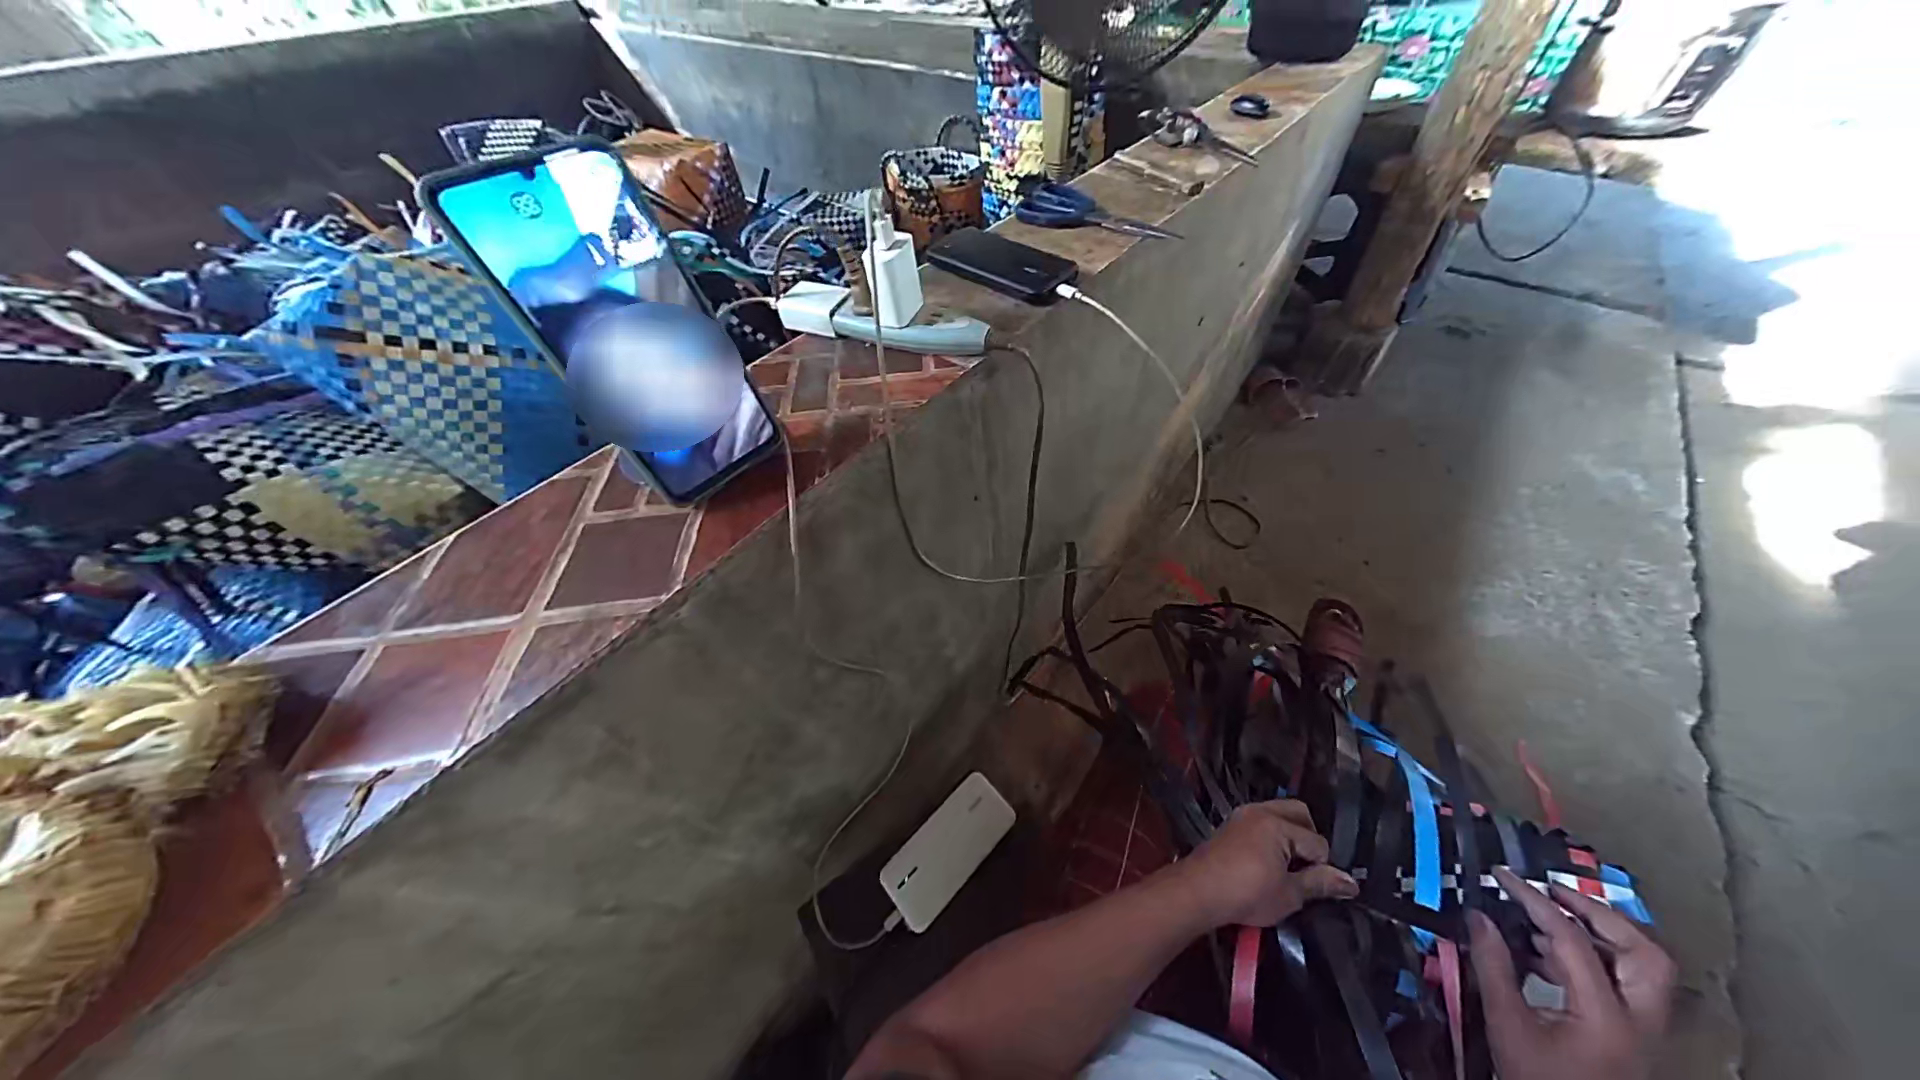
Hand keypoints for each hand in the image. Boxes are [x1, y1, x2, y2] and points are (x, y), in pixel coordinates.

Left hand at [1172, 800, 1356, 927]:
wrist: (1199, 891)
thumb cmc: (1247, 893)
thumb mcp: (1290, 894)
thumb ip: (1320, 883)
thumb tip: (1351, 883)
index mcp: (1276, 824)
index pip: (1317, 842)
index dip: (1322, 867)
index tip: (1315, 887)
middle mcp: (1259, 811)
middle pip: (1299, 813)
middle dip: (1310, 838)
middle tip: (1308, 868)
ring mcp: (1242, 816)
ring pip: (1278, 814)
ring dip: (1290, 836)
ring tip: (1291, 868)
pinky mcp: (1231, 825)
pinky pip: (1261, 822)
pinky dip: (1272, 836)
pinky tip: (1270, 862)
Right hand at [1469, 866, 1677, 1079]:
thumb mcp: (1507, 1024)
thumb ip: (1493, 965)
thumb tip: (1479, 916)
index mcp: (1608, 1017)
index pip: (1573, 939)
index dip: (1534, 900)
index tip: (1502, 876)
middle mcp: (1643, 1021)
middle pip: (1644, 952)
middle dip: (1596, 912)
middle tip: (1550, 889)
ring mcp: (1647, 1031)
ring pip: (1647, 967)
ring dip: (1602, 932)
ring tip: (1551, 913)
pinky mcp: (1636, 1035)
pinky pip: (1629, 982)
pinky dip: (1595, 954)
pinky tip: (1550, 951)